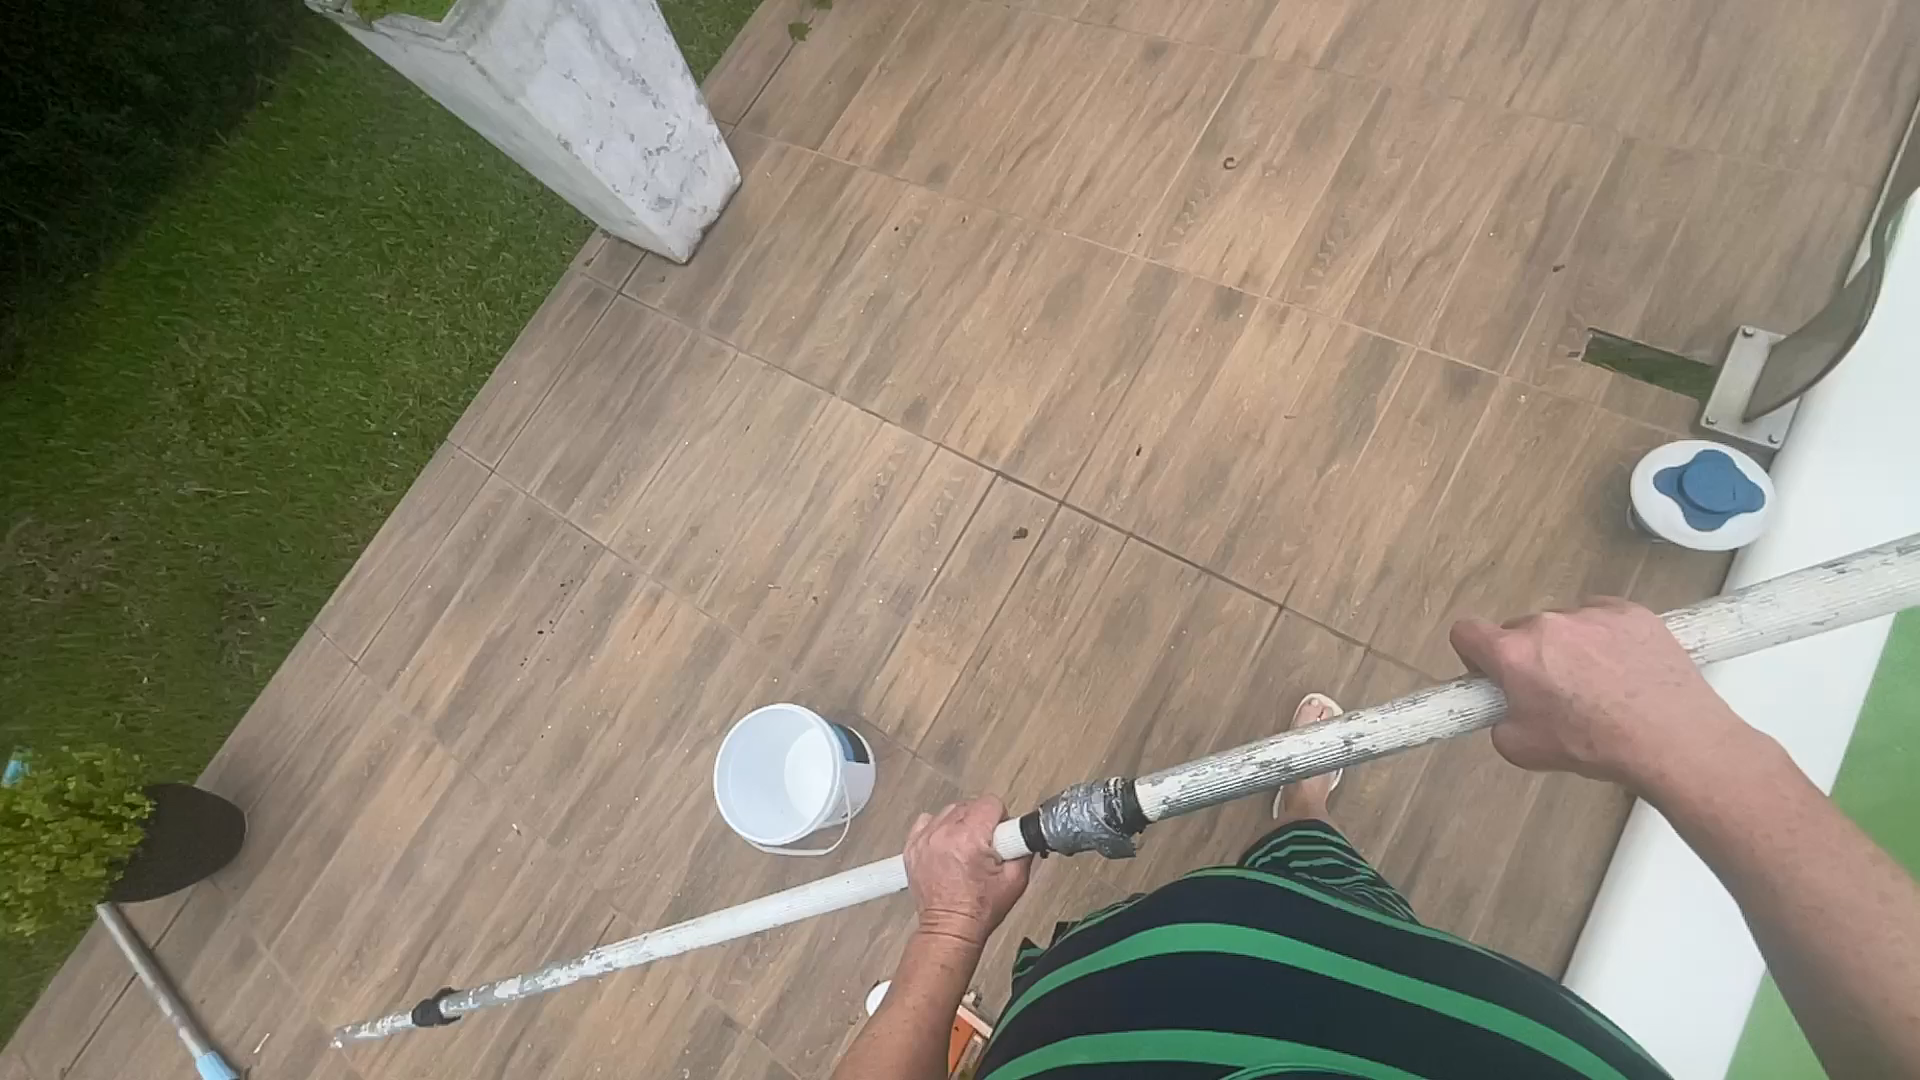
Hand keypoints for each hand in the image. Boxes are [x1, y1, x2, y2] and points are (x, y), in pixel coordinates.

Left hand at [903, 796, 1029, 947]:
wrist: (950, 929)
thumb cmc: (979, 910)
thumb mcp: (1016, 880)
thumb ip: (1024, 848)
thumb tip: (1025, 831)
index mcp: (970, 839)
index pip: (990, 803)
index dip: (1001, 819)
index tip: (1000, 835)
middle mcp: (945, 834)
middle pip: (970, 805)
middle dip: (982, 823)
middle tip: (985, 848)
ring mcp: (925, 839)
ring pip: (950, 811)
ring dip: (960, 824)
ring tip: (966, 849)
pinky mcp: (912, 846)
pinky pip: (927, 821)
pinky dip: (938, 829)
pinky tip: (946, 846)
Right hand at [1449, 597, 1752, 792]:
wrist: (1677, 744)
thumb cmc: (1601, 744)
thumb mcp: (1520, 748)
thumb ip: (1496, 719)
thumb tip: (1503, 709)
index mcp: (1511, 653)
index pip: (1465, 631)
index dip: (1473, 651)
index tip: (1488, 666)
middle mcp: (1545, 625)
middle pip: (1517, 629)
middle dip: (1527, 654)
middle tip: (1551, 686)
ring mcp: (1590, 615)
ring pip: (1561, 623)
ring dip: (1567, 644)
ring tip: (1596, 680)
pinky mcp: (1630, 613)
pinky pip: (1601, 615)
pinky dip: (1603, 635)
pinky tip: (1618, 664)